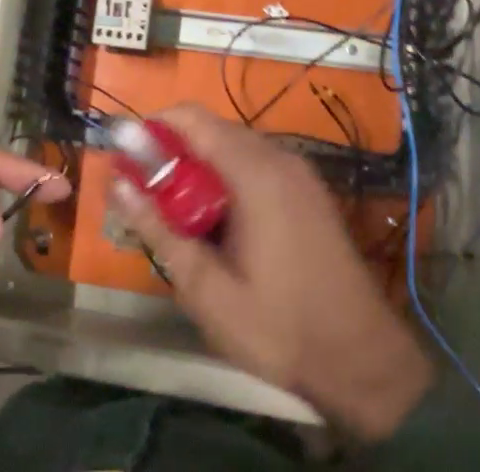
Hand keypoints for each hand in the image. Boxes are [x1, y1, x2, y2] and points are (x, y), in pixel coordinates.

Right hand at [112, 104, 431, 440]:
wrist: (362, 361)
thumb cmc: (279, 327)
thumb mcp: (205, 287)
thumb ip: (159, 229)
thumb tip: (116, 184)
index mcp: (254, 172)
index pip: (190, 118)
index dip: (150, 132)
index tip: (125, 168)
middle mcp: (280, 159)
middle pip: (210, 132)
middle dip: (171, 159)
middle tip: (147, 207)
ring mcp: (300, 175)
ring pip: (232, 150)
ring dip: (198, 175)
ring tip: (180, 227)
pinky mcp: (309, 194)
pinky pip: (255, 168)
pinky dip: (226, 184)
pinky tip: (218, 232)